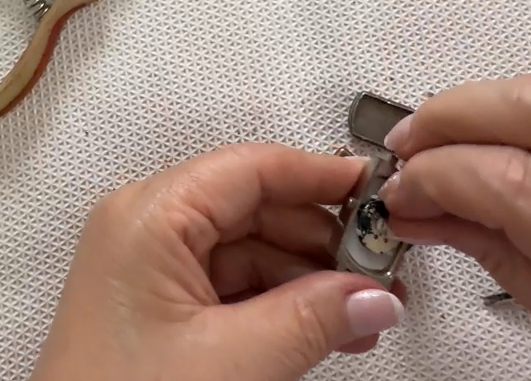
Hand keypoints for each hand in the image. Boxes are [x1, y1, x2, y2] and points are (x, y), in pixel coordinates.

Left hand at [31, 144, 405, 380]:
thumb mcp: (230, 363)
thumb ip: (310, 320)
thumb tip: (375, 293)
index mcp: (150, 214)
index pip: (247, 168)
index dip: (316, 173)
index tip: (374, 188)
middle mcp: (146, 223)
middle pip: (250, 204)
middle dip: (319, 235)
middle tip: (384, 267)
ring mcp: (150, 263)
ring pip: (246, 246)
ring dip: (307, 275)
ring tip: (368, 309)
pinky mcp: (158, 303)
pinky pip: (230, 283)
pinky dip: (279, 302)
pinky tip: (328, 329)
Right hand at [380, 74, 530, 380]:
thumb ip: (500, 260)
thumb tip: (420, 208)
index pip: (524, 188)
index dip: (442, 173)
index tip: (403, 188)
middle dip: (452, 113)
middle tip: (407, 142)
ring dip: (477, 101)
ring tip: (435, 133)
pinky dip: (517, 104)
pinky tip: (489, 128)